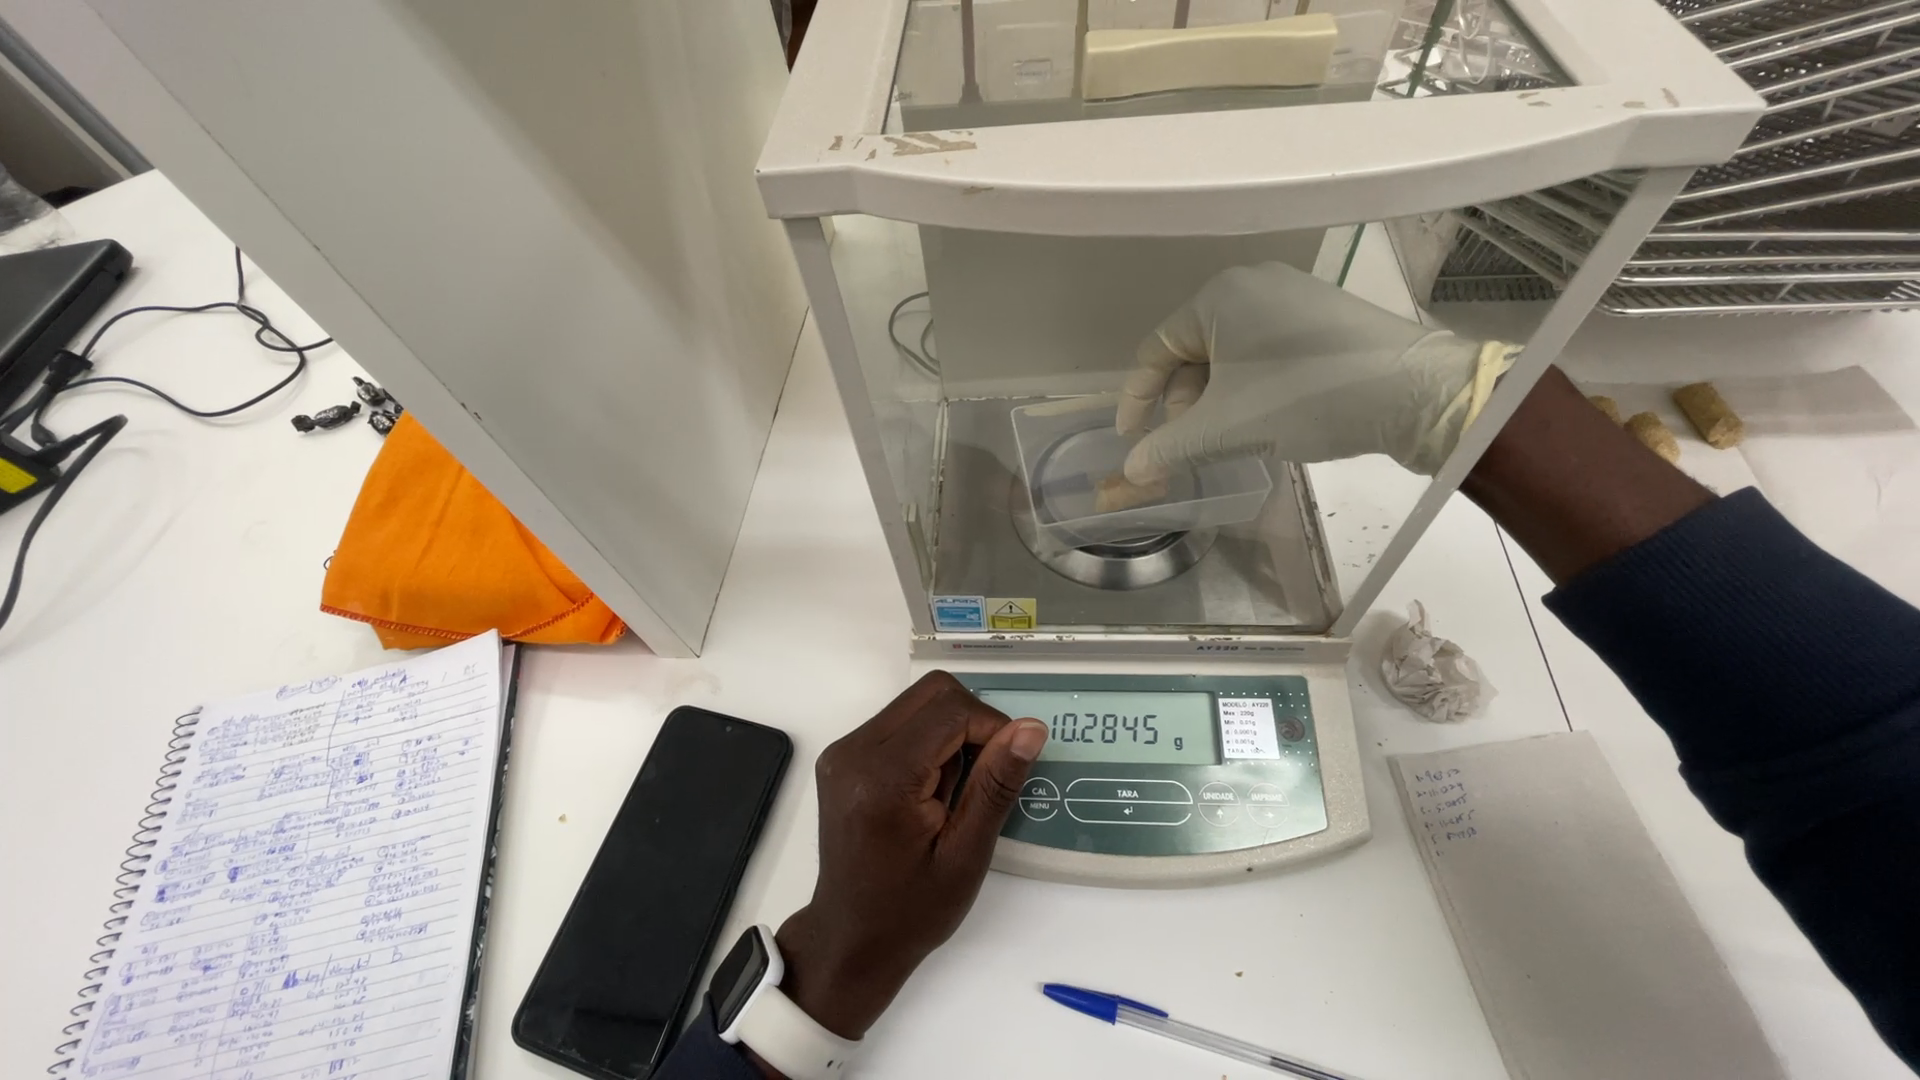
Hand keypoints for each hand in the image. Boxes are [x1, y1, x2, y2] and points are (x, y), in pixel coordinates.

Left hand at [772, 672, 1047, 1041]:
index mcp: (883, 779)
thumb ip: (995, 785)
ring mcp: (843, 751)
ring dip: (949, 732)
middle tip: (978, 780)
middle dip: (971, 723)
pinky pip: (900, 720)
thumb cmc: (913, 910)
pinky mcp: (844, 755)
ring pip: (917, 702)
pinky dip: (928, 740)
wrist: (852, 938)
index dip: (992, 727)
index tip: (1007, 767)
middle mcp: (854, 751)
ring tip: (949, 793)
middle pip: (932, 692)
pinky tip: (930, 788)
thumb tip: (1030, 728)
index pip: (950, 710)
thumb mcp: (967, 855)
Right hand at [1116, 262, 1512, 479]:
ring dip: (1214, 400)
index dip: (1137, 400)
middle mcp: (1250, 283)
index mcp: (1217, 297)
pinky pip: (1263, 350)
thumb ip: (1167, 448)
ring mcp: (1291, 295)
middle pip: (1191, 352)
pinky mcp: (1321, 314)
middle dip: (1181, 404)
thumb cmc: (1302, 399)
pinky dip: (1247, 386)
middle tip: (1185, 446)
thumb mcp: (1223, 430)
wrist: (1413, 391)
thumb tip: (1131, 472)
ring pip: (1228, 354)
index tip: (1132, 440)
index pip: (1155, 351)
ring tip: (1223, 438)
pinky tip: (1260, 417)